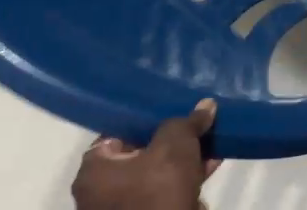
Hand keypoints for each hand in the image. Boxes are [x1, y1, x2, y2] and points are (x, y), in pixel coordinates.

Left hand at [72, 99, 220, 209]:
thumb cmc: (157, 187)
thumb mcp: (176, 143)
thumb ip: (188, 121)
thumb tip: (205, 106)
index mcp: (94, 171)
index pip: (118, 132)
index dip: (147, 117)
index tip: (174, 107)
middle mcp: (100, 190)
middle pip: (141, 151)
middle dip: (173, 137)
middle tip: (197, 120)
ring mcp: (123, 206)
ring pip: (157, 170)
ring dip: (184, 156)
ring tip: (211, 138)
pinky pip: (166, 188)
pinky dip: (186, 174)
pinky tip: (213, 161)